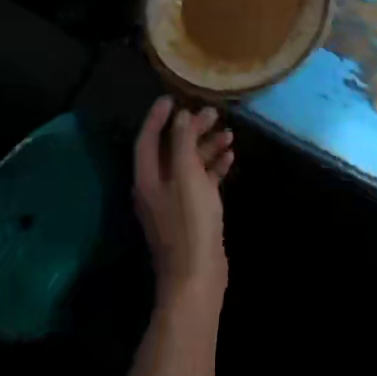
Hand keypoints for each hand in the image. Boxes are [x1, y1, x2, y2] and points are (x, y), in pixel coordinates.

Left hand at [132, 97, 233, 301]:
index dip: (157, 117)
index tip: (172, 98)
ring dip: (206, 147)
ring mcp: (174, 202)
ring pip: (189, 165)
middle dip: (190, 130)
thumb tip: (181, 117)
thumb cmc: (189, 223)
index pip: (147, 139)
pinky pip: (201, 182)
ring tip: (229, 134)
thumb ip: (182, 143)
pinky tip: (230, 158)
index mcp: (147, 178)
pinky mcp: (193, 214)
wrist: (197, 277)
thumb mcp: (186, 176)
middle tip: (212, 113)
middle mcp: (156, 187)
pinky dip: (213, 168)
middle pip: (171, 149)